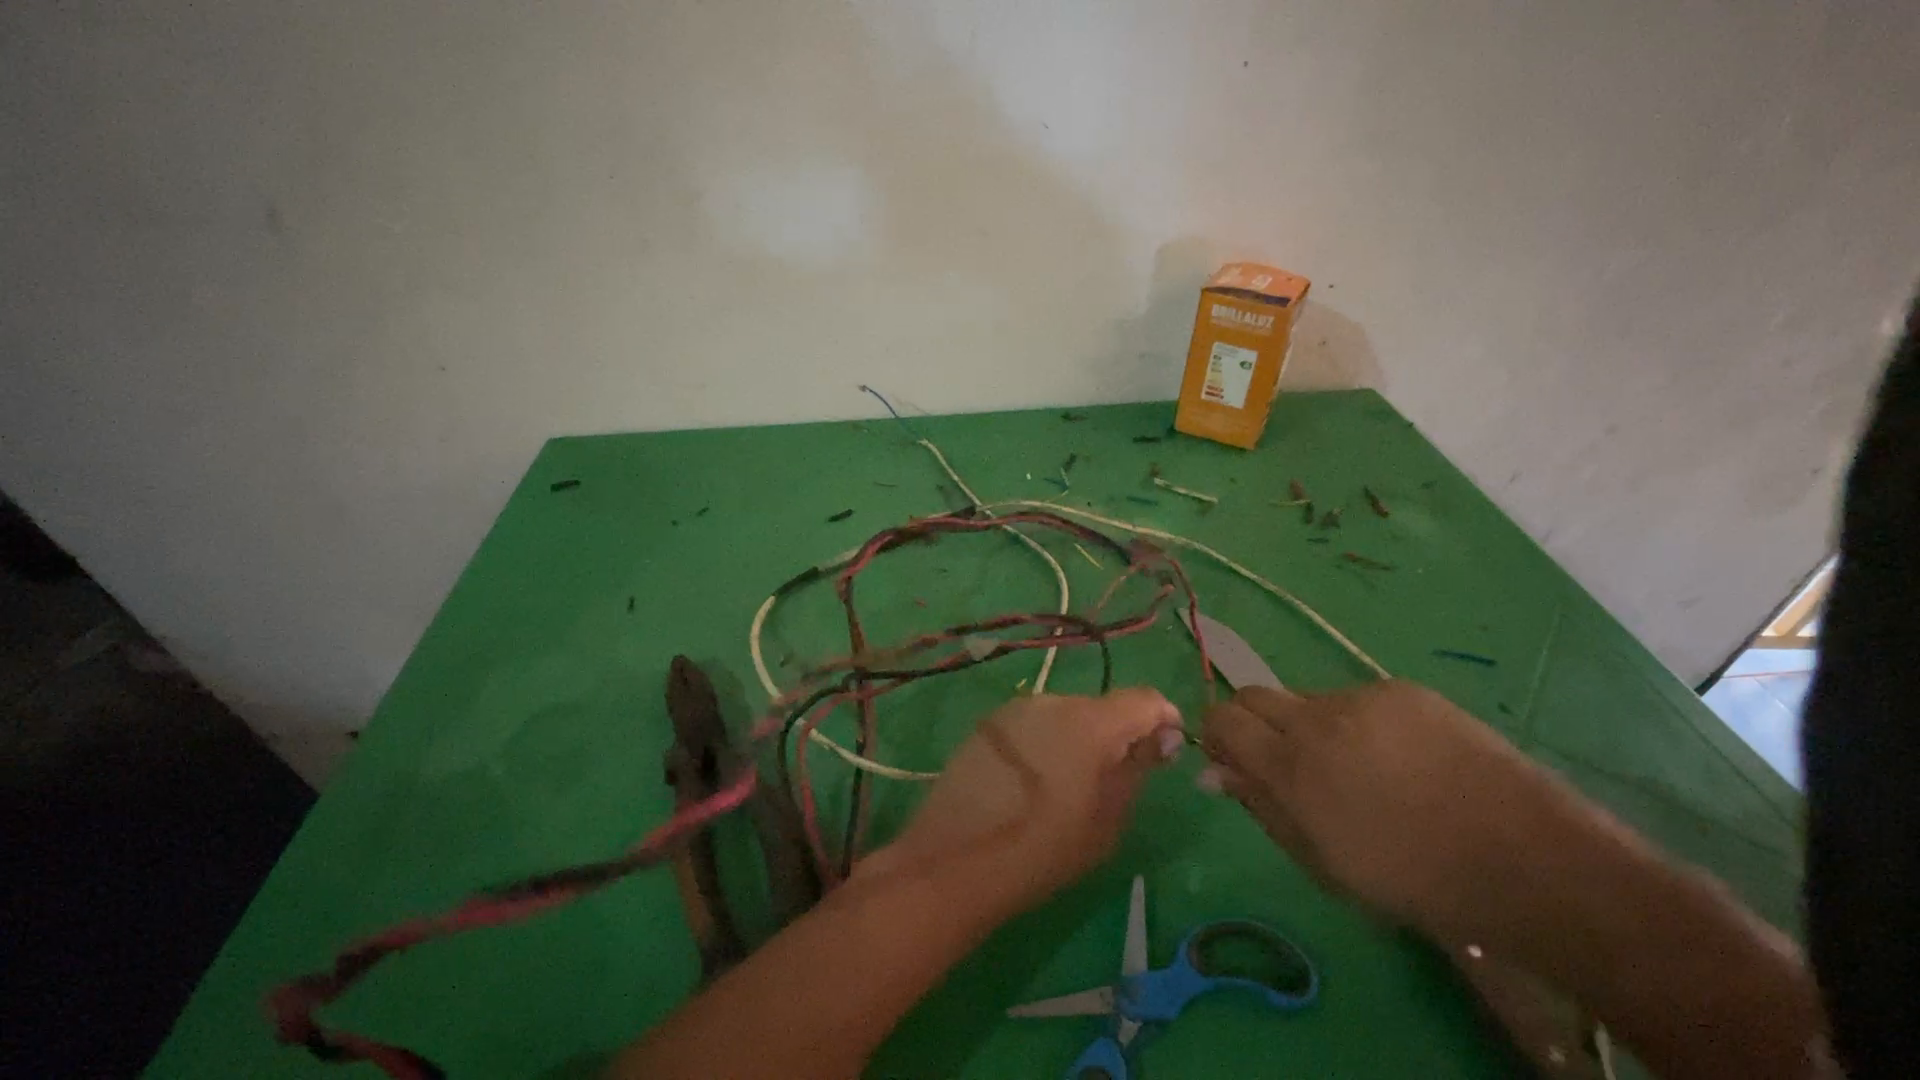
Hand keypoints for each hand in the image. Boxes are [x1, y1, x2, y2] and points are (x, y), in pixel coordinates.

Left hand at [861, 688, 1183, 912]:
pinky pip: (1032, 726)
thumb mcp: (1108, 819)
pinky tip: (1031, 786)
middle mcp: (1052, 701)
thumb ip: (1138, 769)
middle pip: (1102, 707)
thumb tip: (1162, 737)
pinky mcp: (986, 725)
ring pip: (1065, 715)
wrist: (955, 862)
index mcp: (1090, 721)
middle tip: (1111, 782)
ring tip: (1066, 788)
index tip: (1163, 752)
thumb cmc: (1045, 850)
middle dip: (1116, 735)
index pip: (1144, 699)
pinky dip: (1044, 745)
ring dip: (1077, 740)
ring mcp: (1014, 710)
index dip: (1163, 720)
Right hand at [1200, 680, 1622, 945]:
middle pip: (1256, 695)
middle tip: (1283, 765)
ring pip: (1311, 701)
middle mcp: (1318, 717)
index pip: (1223, 719)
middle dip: (1254, 724)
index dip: (1216, 735)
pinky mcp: (1407, 690)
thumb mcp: (1320, 859)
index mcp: (1291, 764)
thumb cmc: (1410, 878)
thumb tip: (1214, 772)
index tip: (1230, 761)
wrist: (1523, 858)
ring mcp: (1366, 697)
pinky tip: (1401, 762)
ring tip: (1360, 773)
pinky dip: (1361, 725)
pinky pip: (1361, 701)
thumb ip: (1261, 805)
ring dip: (1313, 728)